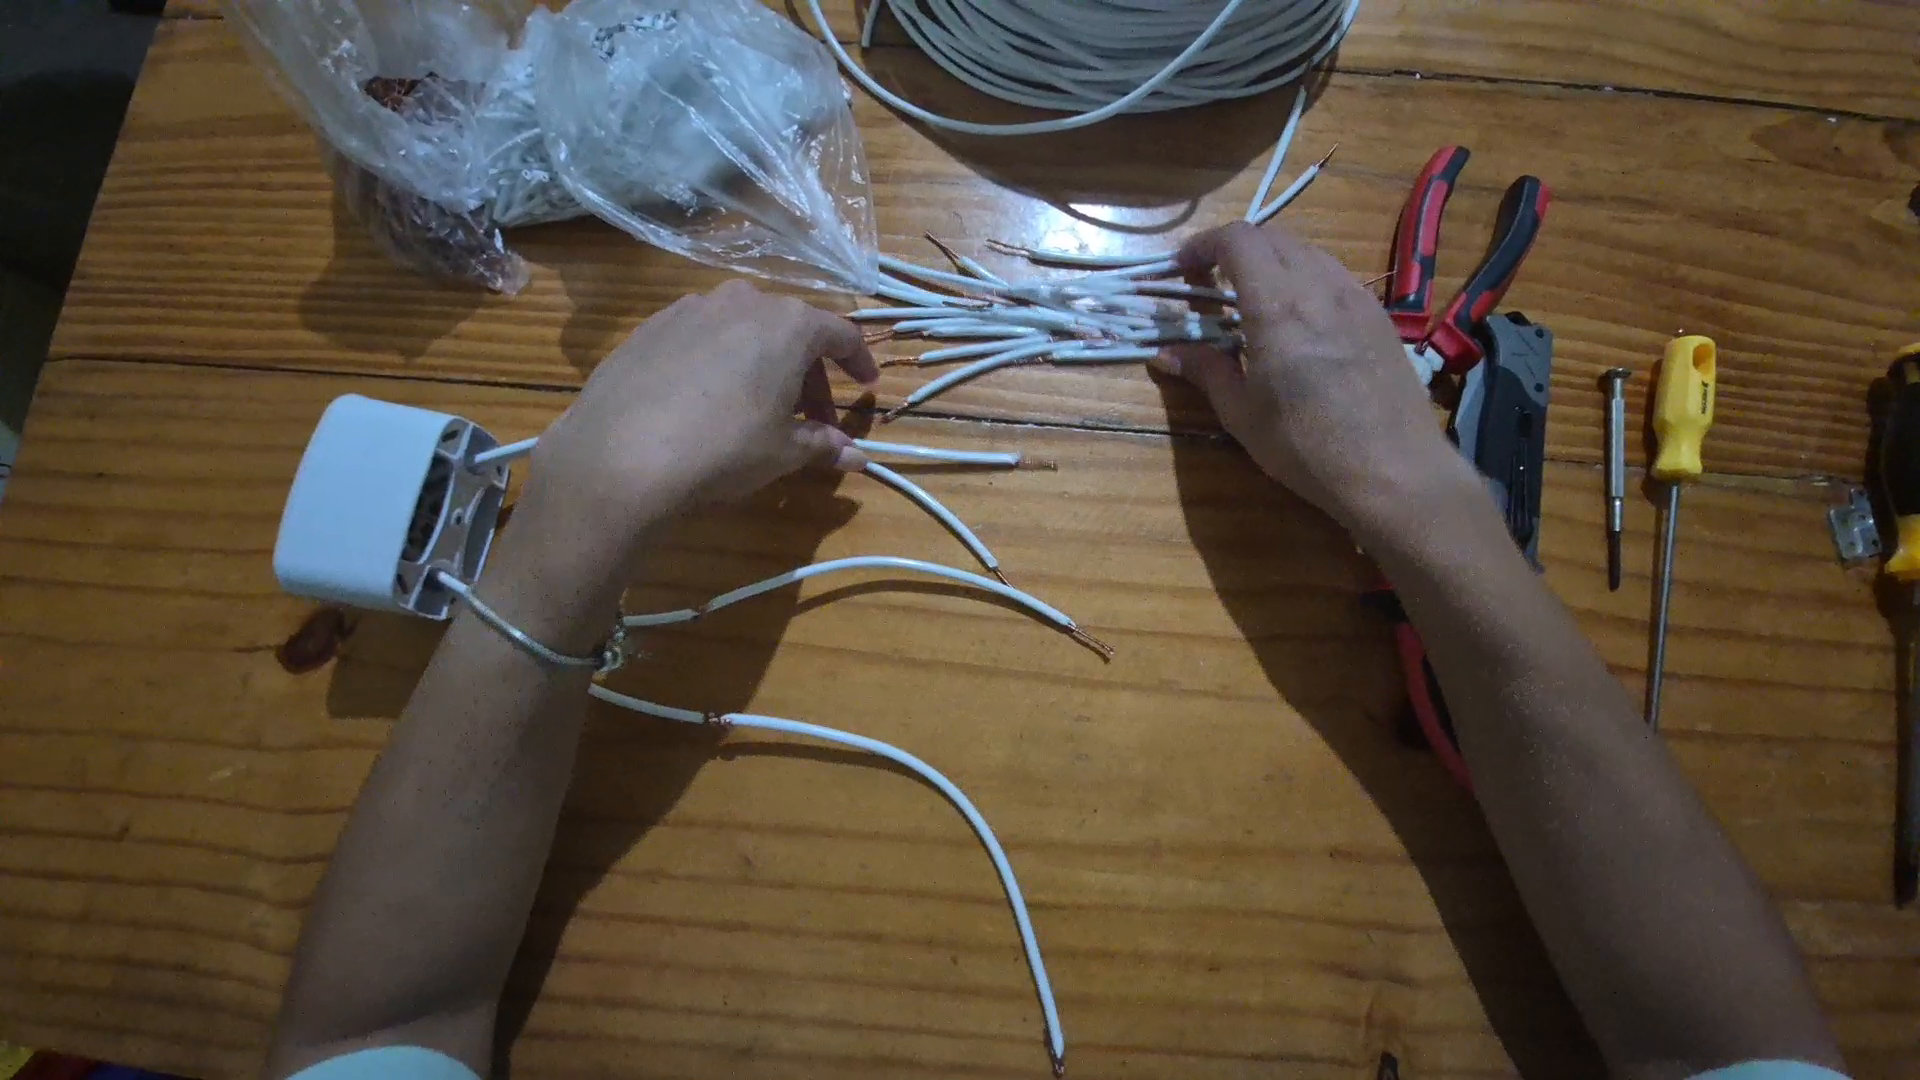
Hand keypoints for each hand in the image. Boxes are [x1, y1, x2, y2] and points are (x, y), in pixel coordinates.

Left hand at [519, 280, 877, 567]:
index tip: (866, 387)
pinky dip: (721, 362)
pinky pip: (704, 337)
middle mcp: (743, 301)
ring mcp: (691, 308)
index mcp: (788, 325)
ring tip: (759, 408)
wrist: (620, 455)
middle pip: (792, 331)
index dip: (859, 362)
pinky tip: (709, 401)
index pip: (841, 333)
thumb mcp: (784, 452)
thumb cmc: (724, 449)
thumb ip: (824, 445)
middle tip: (812, 419)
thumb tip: (857, 457)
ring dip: (765, 365)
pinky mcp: (651, 326)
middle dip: (810, 375)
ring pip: (746, 330)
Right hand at [1152, 222, 1465, 536]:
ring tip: (1249, 303)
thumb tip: (1164, 354)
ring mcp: (1356, 297)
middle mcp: (1319, 286)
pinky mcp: (1378, 316)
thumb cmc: (1304, 445)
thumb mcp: (1241, 413)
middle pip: (1273, 238)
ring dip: (1270, 263)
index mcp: (1277, 305)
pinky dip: (1302, 281)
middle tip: (1208, 286)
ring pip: (1307, 253)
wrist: (1391, 468)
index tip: (1180, 269)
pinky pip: (1333, 277)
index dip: (1203, 244)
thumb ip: (1205, 371)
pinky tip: (1295, 322)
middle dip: (1234, 251)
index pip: (1238, 240)